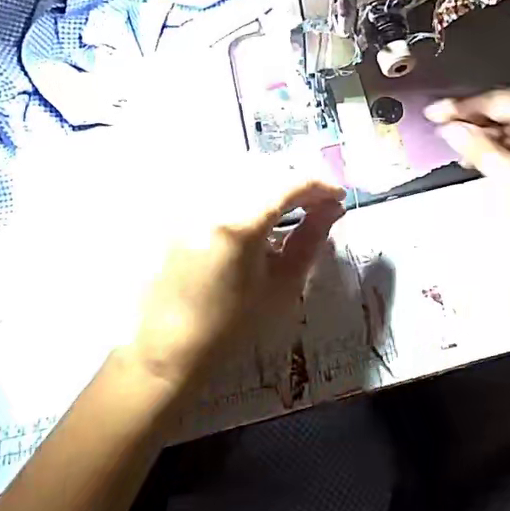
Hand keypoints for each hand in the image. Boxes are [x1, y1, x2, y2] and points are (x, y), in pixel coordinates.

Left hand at [120, 162, 345, 394]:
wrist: (171, 345)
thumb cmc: (231, 325)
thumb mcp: (281, 287)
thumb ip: (309, 240)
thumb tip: (331, 208)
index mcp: (240, 224)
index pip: (289, 183)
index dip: (321, 184)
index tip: (339, 196)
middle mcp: (210, 201)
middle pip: (264, 166)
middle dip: (296, 177)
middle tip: (316, 198)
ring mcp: (187, 200)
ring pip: (237, 165)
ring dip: (268, 175)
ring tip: (286, 198)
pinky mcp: (174, 207)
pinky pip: (212, 177)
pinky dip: (239, 180)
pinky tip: (250, 201)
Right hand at [424, 90, 509, 276]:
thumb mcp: (509, 178)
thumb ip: (476, 148)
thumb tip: (450, 128)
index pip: (492, 100)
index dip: (457, 108)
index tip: (429, 115)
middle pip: (505, 108)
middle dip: (472, 120)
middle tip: (440, 130)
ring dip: (489, 135)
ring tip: (460, 150)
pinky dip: (507, 145)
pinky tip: (488, 158)